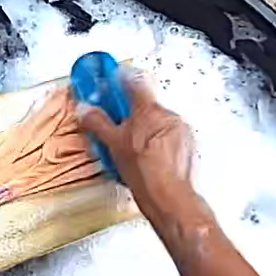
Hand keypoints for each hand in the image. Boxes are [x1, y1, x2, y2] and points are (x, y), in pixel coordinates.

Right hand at [75, 73, 212, 239]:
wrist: (171, 198)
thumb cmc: (144, 173)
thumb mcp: (113, 145)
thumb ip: (98, 122)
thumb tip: (85, 110)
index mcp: (148, 109)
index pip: (134, 80)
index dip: (120, 77)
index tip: (111, 78)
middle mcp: (168, 115)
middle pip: (146, 103)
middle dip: (131, 112)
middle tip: (118, 124)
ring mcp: (181, 130)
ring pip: (158, 121)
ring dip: (146, 129)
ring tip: (133, 148)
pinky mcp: (189, 145)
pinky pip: (170, 136)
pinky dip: (159, 142)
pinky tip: (148, 158)